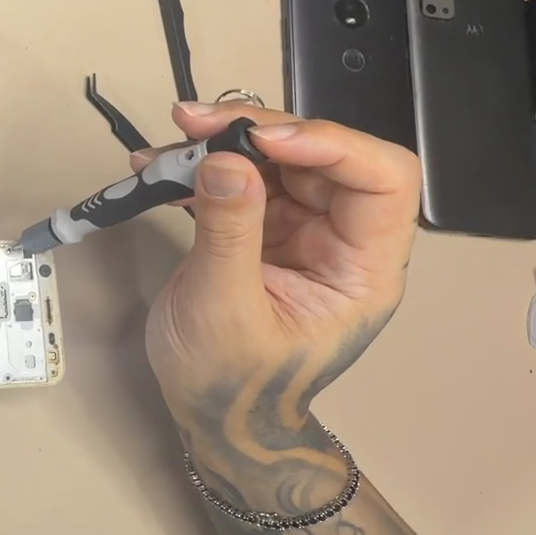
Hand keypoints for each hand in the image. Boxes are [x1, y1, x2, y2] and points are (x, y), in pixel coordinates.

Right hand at [140, 102, 419, 497]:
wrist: (208, 413)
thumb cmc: (229, 379)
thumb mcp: (225, 308)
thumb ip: (229, 232)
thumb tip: (224, 160)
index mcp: (361, 267)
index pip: (380, 181)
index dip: (330, 145)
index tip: (257, 139)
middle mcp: (337, 239)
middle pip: (319, 157)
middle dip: (256, 131)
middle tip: (191, 122)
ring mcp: (295, 231)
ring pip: (272, 160)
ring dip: (217, 142)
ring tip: (164, 144)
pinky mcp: (255, 229)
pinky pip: (235, 179)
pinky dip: (195, 166)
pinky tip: (155, 166)